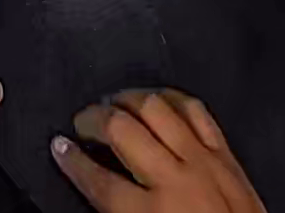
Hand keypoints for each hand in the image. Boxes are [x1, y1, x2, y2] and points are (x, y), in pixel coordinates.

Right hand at [50, 90, 265, 212]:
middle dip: (93, 120)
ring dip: (127, 99)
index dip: (73, 162)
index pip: (100, 184)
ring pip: (154, 108)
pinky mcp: (226, 152)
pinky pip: (193, 108)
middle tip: (81, 121)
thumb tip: (97, 187)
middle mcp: (175, 181)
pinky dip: (170, 98)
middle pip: (122, 132)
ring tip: (113, 102)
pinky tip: (156, 99)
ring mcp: (203, 160)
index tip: (58, 146)